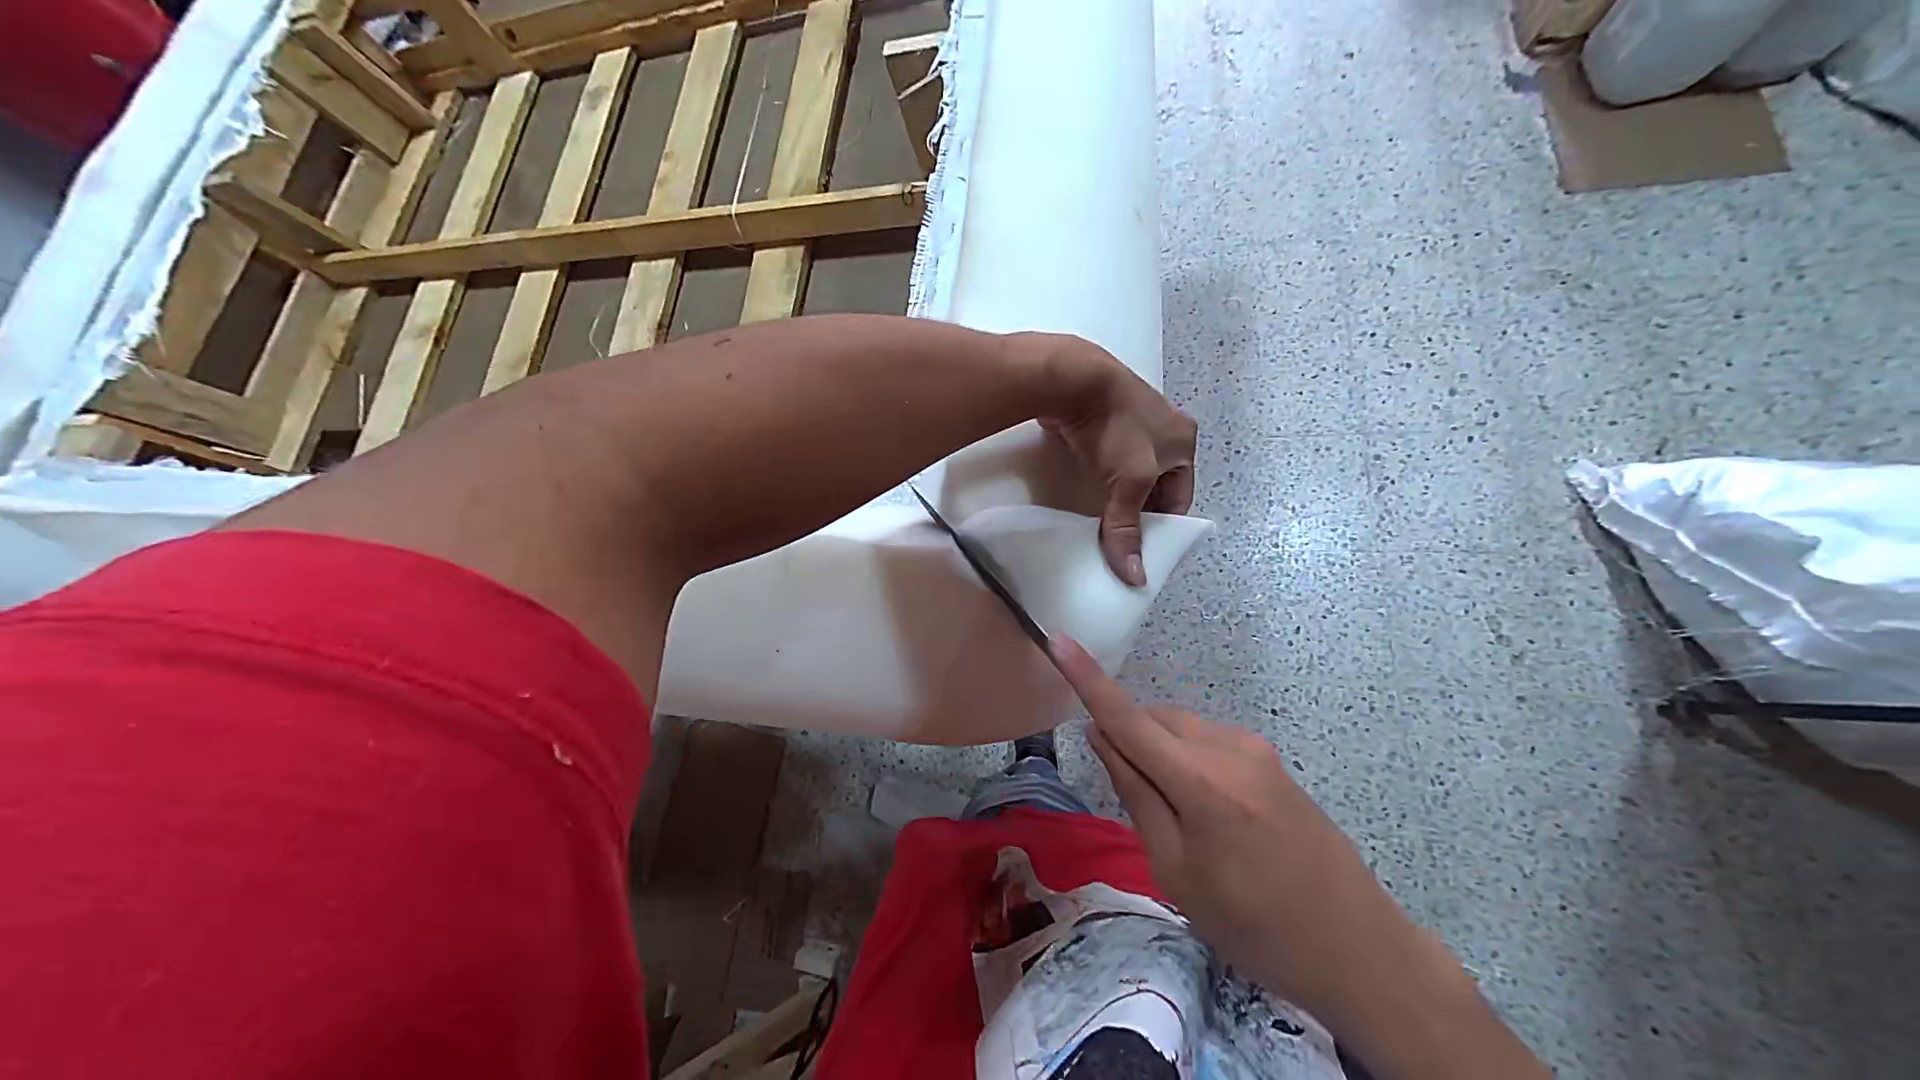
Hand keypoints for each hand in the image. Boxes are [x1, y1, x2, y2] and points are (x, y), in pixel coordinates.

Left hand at [1016, 333, 1195, 585]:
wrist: (1071, 379)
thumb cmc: (1115, 428)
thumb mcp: (1128, 481)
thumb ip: (1126, 528)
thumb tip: (1133, 576)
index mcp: (1183, 441)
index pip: (1180, 497)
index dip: (1161, 526)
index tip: (1141, 551)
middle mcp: (1163, 429)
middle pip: (1155, 486)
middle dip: (1138, 512)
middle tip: (1119, 540)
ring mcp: (1131, 421)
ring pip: (1129, 473)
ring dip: (1117, 496)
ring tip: (1100, 521)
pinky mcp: (1101, 419)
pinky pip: (1107, 459)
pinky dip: (1099, 478)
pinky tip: (1084, 493)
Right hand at [1049, 637, 1550, 1079]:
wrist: (1355, 946)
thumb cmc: (1253, 925)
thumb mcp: (1177, 872)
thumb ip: (1136, 795)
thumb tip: (1103, 736)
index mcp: (1200, 783)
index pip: (1127, 719)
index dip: (1088, 679)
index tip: (1058, 640)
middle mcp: (1229, 749)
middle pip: (1153, 721)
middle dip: (1129, 740)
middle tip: (1134, 802)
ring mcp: (1255, 749)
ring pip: (1179, 730)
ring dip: (1159, 753)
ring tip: (1179, 819)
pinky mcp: (1271, 758)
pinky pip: (1207, 742)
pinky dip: (1186, 760)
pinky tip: (1209, 813)